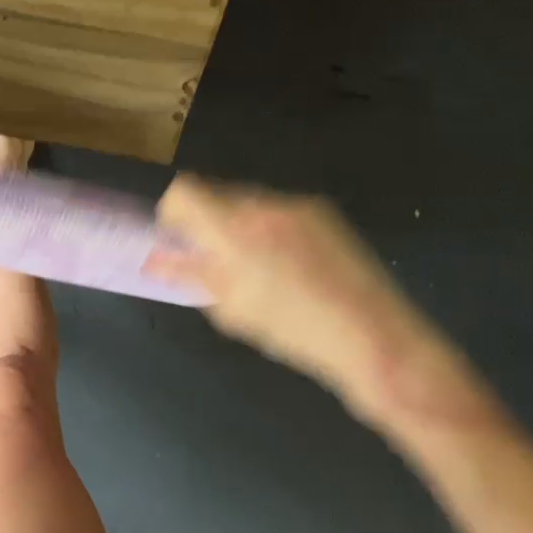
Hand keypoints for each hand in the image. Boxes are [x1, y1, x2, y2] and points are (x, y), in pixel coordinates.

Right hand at [148, 175, 466, 422]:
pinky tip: (289, 265)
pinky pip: (278, 210)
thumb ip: (189, 275)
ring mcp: (296, 206)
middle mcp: (262, 205)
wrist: (379, 341)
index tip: (178, 238)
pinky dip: (270, 229)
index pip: (184, 191)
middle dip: (207, 221)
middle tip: (215, 259)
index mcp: (234, 228)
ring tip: (257, 267)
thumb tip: (154, 260)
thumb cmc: (296, 334)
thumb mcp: (232, 310)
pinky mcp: (323, 212)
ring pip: (247, 203)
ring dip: (239, 224)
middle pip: (215, 195)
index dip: (173, 211)